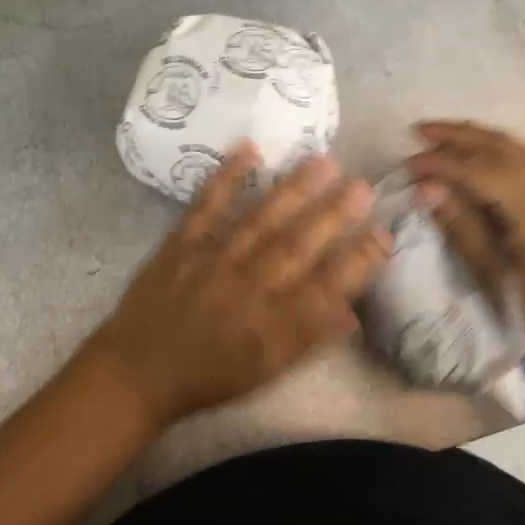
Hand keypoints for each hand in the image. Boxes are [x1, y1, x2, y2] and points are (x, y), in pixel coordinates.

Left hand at [87, 145, 391, 428]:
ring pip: (261, 220)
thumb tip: (352, 311)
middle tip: (363, 186)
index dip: (358, 262)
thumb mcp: (268, 371)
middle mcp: (248, 291)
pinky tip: (250, 149)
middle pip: (298, 247)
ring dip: (294, 189)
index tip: (384, 234)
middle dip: (334, 215)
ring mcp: (213, 262)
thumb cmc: (212, 375)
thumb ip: (310, 338)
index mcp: (274, 330)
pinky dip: (227, 176)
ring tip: (323, 161)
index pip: (326, 291)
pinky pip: (208, 205)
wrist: (140, 371)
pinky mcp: (182, 243)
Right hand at [405, 122, 524, 364]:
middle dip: (459, 135)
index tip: (407, 165)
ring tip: (445, 138)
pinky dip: (500, 154)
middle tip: (419, 130)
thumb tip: (427, 189)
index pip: (479, 169)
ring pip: (520, 151)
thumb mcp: (498, 274)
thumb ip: (462, 226)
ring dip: (480, 140)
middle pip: (502, 147)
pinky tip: (481, 162)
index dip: (440, 163)